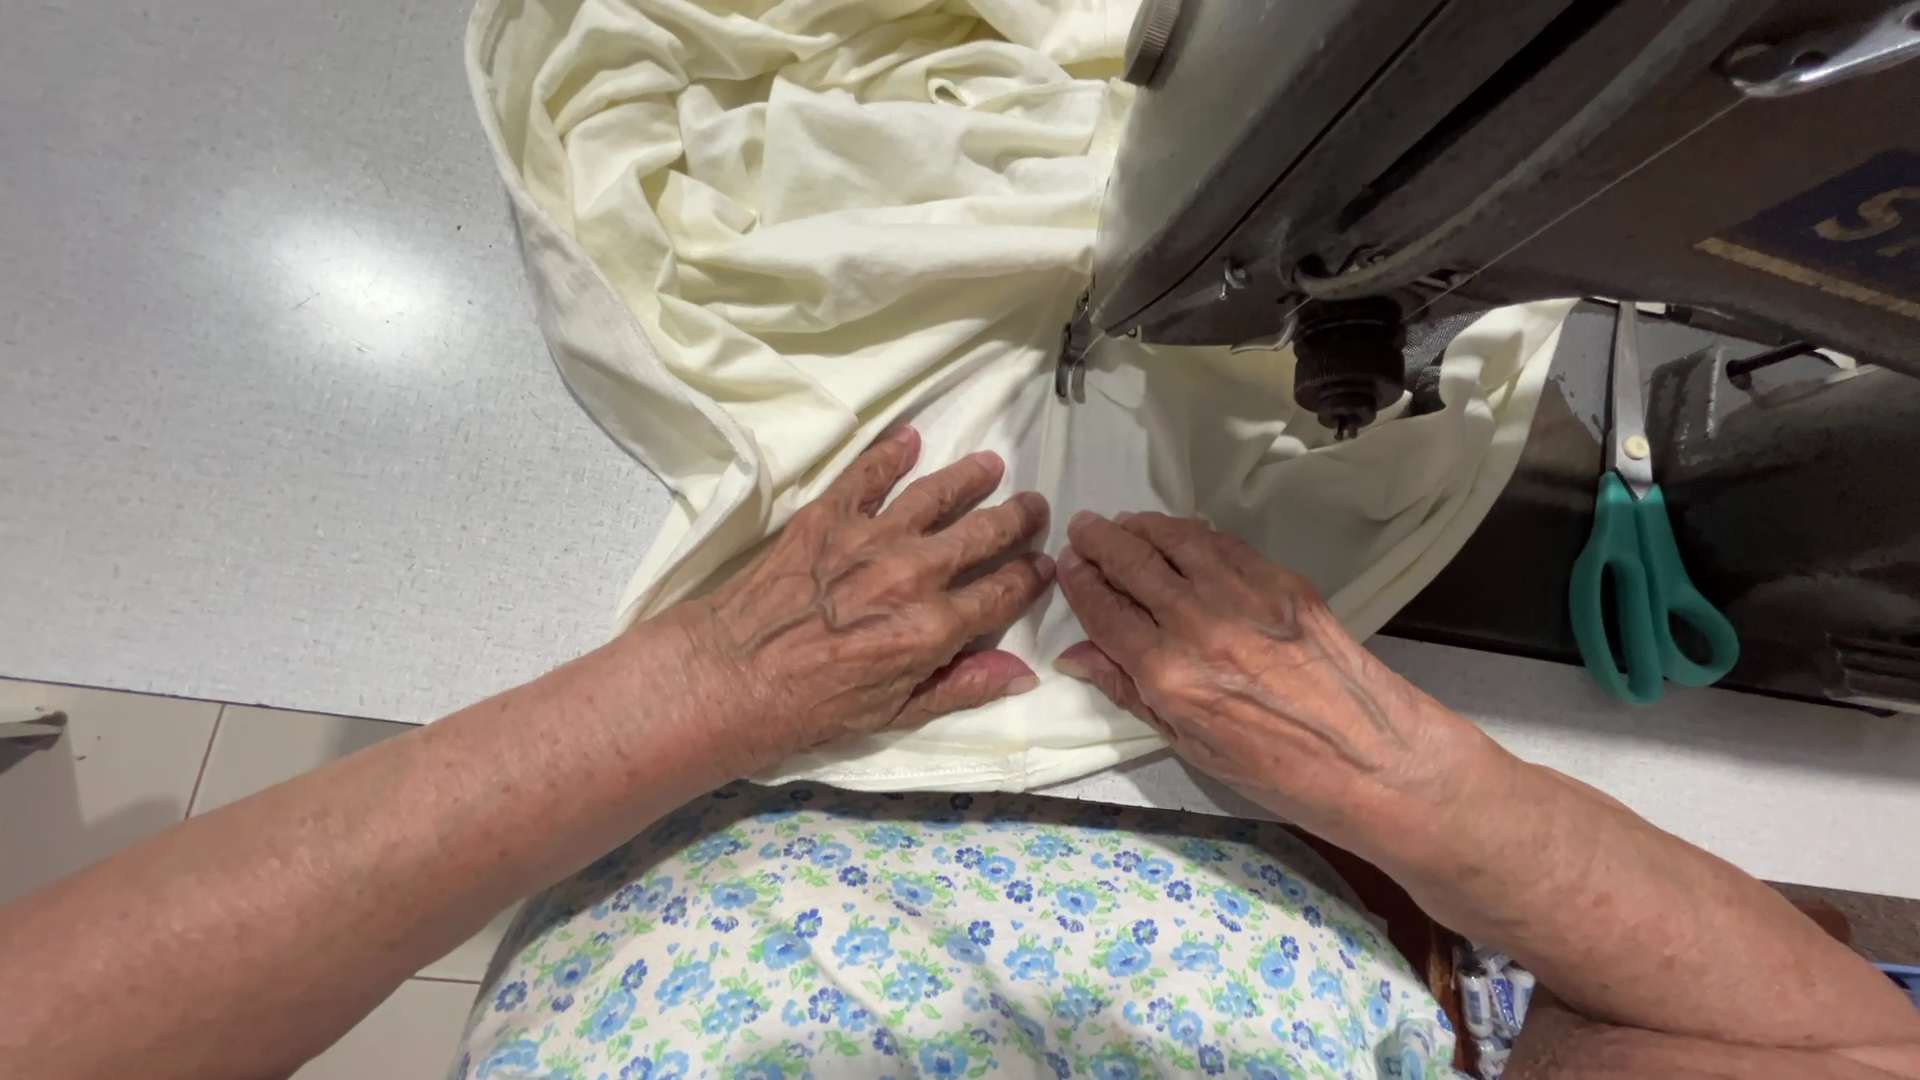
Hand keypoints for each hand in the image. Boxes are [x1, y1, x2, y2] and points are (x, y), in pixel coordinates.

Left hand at [660, 429, 1052, 777]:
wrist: (733, 675)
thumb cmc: (815, 706)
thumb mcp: (896, 713)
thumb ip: (963, 687)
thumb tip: (1025, 673)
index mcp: (933, 626)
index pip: (1003, 593)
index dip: (1031, 578)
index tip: (1045, 565)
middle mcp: (912, 572)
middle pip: (980, 535)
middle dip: (1016, 518)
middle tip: (1034, 505)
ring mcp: (870, 537)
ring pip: (934, 495)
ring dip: (968, 478)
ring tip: (990, 464)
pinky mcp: (828, 515)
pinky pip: (867, 474)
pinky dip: (890, 453)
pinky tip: (911, 438)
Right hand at [1053, 511, 1475, 841]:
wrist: (1374, 760)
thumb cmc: (1274, 770)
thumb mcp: (1188, 745)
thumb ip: (1129, 690)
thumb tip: (1076, 656)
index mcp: (1170, 675)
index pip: (1106, 612)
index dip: (1080, 583)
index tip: (1067, 564)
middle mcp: (1200, 625)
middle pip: (1134, 565)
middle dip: (1100, 542)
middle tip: (1083, 527)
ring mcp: (1244, 597)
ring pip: (1177, 541)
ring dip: (1141, 526)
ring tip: (1123, 523)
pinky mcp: (1282, 582)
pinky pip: (1222, 543)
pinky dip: (1190, 532)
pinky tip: (1178, 533)